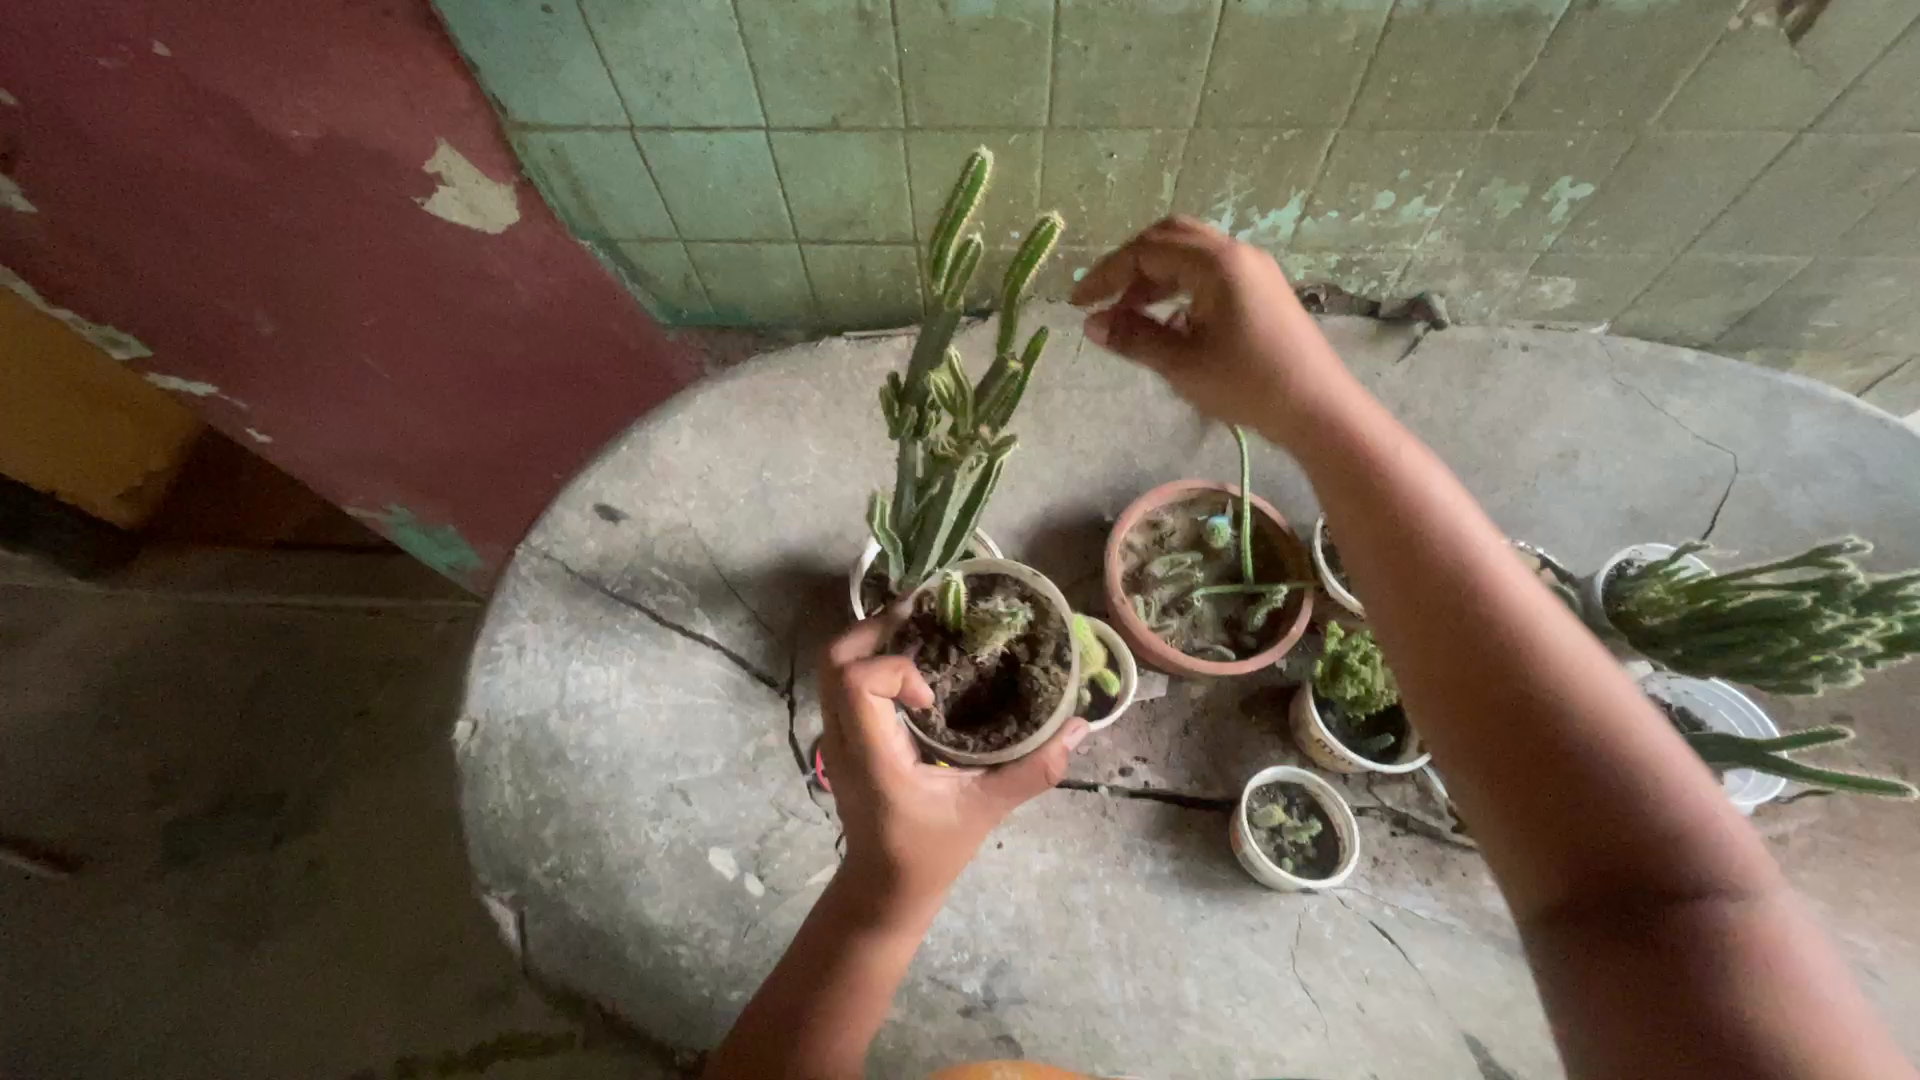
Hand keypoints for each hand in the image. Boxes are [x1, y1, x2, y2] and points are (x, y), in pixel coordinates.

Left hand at [818, 612, 1090, 916]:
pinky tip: (910, 663)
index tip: (927, 695)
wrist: (883, 886)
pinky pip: (841, 681)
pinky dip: (868, 658)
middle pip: (834, 660)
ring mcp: (834, 736)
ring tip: (917, 633)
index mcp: (873, 756)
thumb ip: (1032, 770)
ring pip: (831, 666)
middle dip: (875, 631)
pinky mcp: (839, 735)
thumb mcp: (985, 811)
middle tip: (922, 624)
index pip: (857, 683)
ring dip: (870, 640)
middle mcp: (842, 738)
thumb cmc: (930, 851)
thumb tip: (1079, 727)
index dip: (893, 670)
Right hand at [1070, 216, 1355, 436]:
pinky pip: (1208, 272)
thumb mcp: (1181, 364)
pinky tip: (1168, 322)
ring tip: (1129, 314)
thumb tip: (1091, 324)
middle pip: (1169, 237)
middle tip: (1103, 299)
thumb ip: (1133, 338)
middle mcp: (1236, 254)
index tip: (1078, 305)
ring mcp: (1252, 269)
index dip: (1106, 274)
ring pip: (1189, 253)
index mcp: (1216, 264)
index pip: (1146, 251)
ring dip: (1153, 277)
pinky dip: (1178, 286)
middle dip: (1129, 265)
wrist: (1315, 407)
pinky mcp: (1260, 289)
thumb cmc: (1246, 385)